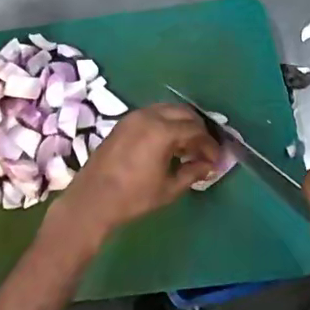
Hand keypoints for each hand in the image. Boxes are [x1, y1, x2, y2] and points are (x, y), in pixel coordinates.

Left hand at [46, 105, 219, 250]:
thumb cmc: (133, 197)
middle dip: (198, 129)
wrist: (93, 199)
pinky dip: (165, 124)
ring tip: (187, 147)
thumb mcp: (169, 188)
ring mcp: (134, 117)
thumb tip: (209, 165)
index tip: (216, 160)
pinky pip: (152, 114)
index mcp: (162, 131)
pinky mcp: (124, 123)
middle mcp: (149, 116)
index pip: (196, 130)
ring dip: (181, 124)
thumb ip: (192, 172)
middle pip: (184, 113)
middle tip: (204, 150)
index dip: (209, 145)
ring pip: (167, 110)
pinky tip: (167, 144)